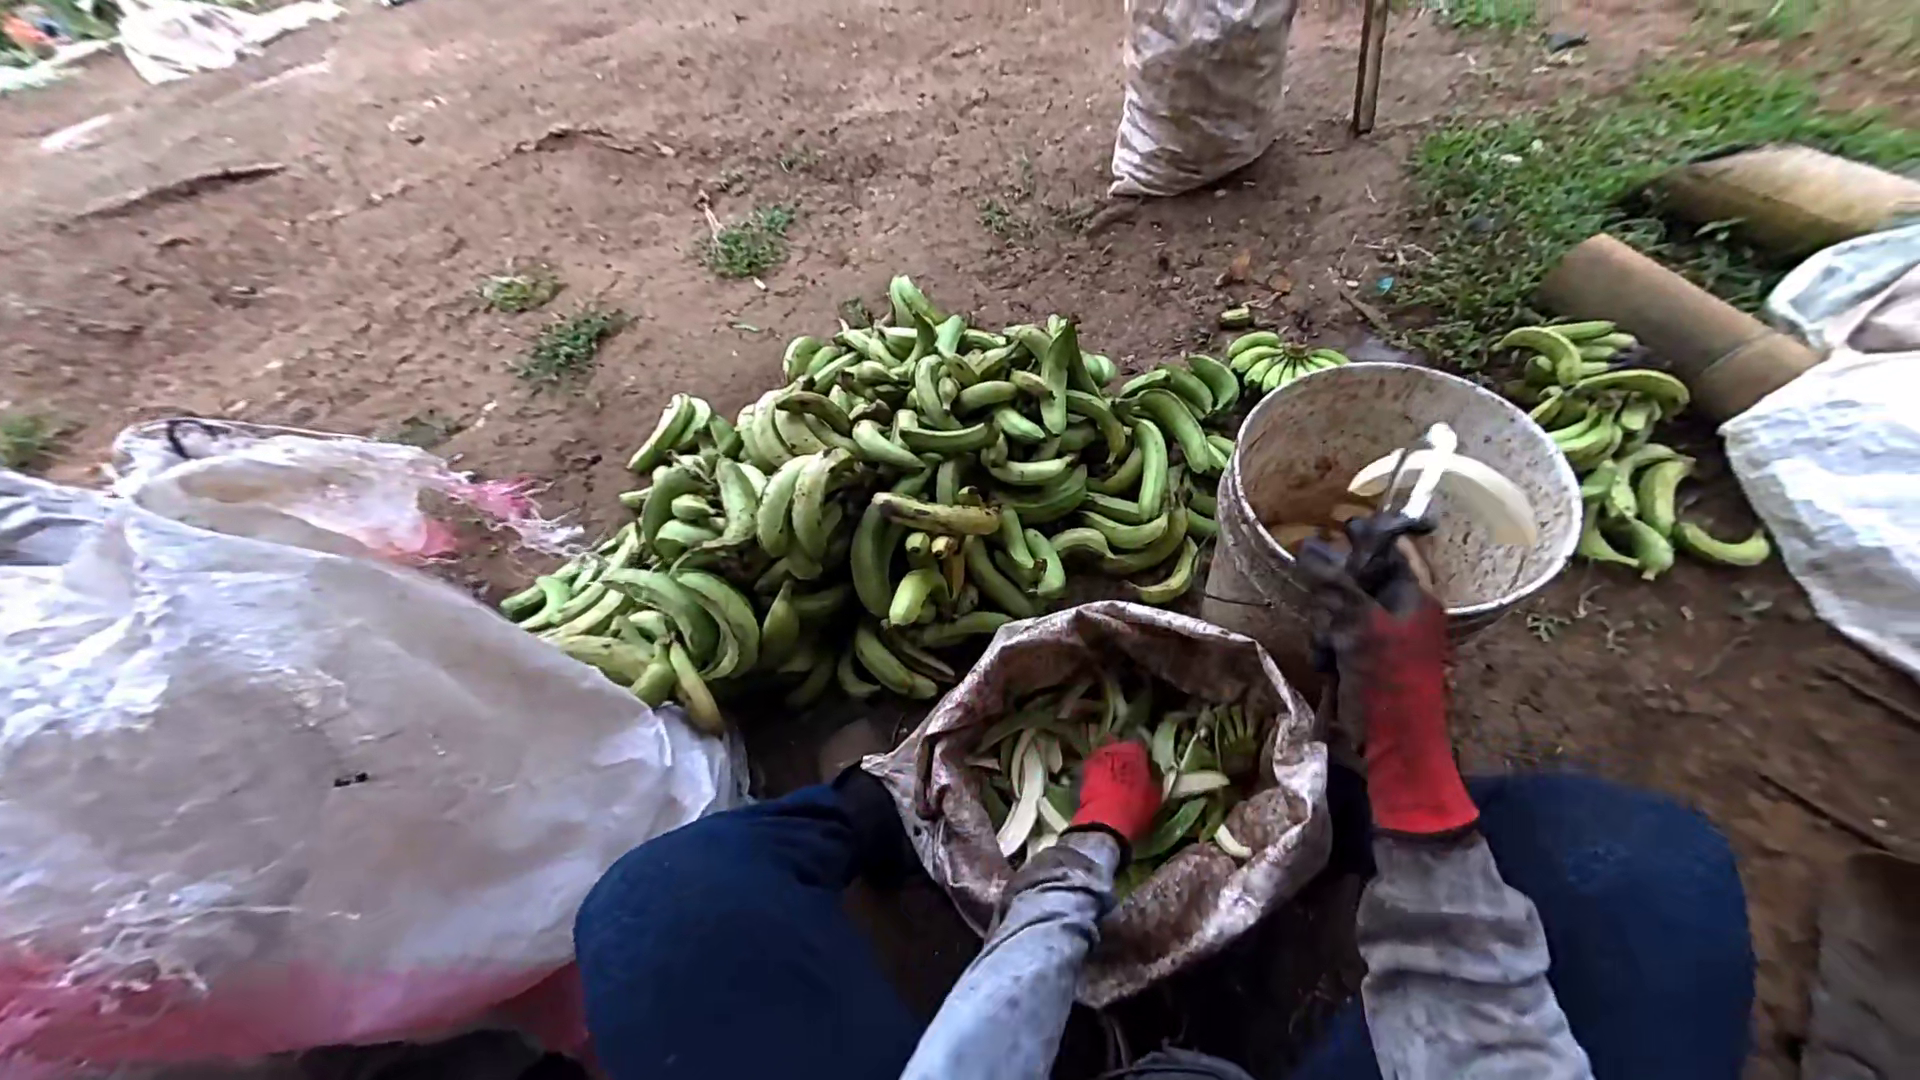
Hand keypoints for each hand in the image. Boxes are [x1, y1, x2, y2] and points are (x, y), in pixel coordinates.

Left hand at [1070, 740, 1161, 853]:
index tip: (1145, 767)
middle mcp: (1113, 747)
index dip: (1143, 757)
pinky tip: (1102, 785)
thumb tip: (1151, 773)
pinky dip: (1098, 773)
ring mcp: (1095, 757)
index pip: (1140, 746)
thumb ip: (1153, 777)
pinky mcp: (1082, 770)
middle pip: (1120, 747)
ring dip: (1109, 764)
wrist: (1104, 822)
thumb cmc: (1135, 807)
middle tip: (1129, 772)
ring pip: (1105, 756)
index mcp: (1134, 750)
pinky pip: (1094, 767)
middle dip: (1124, 757)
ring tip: (1114, 779)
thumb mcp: (1155, 794)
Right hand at [1299, 518, 1476, 838]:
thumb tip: (1309, 543)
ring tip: (1333, 654)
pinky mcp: (1358, 656)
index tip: (1345, 521)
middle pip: (1352, 578)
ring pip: (1334, 608)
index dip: (1372, 532)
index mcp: (1412, 598)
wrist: (1391, 746)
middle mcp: (1395, 611)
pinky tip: (1329, 666)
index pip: (1393, 550)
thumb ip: (1336, 583)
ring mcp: (1376, 635)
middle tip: (1333, 617)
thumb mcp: (1360, 627)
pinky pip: (1330, 635)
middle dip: (1333, 596)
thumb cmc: (1388, 682)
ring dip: (1326, 628)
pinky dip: (1325, 648)